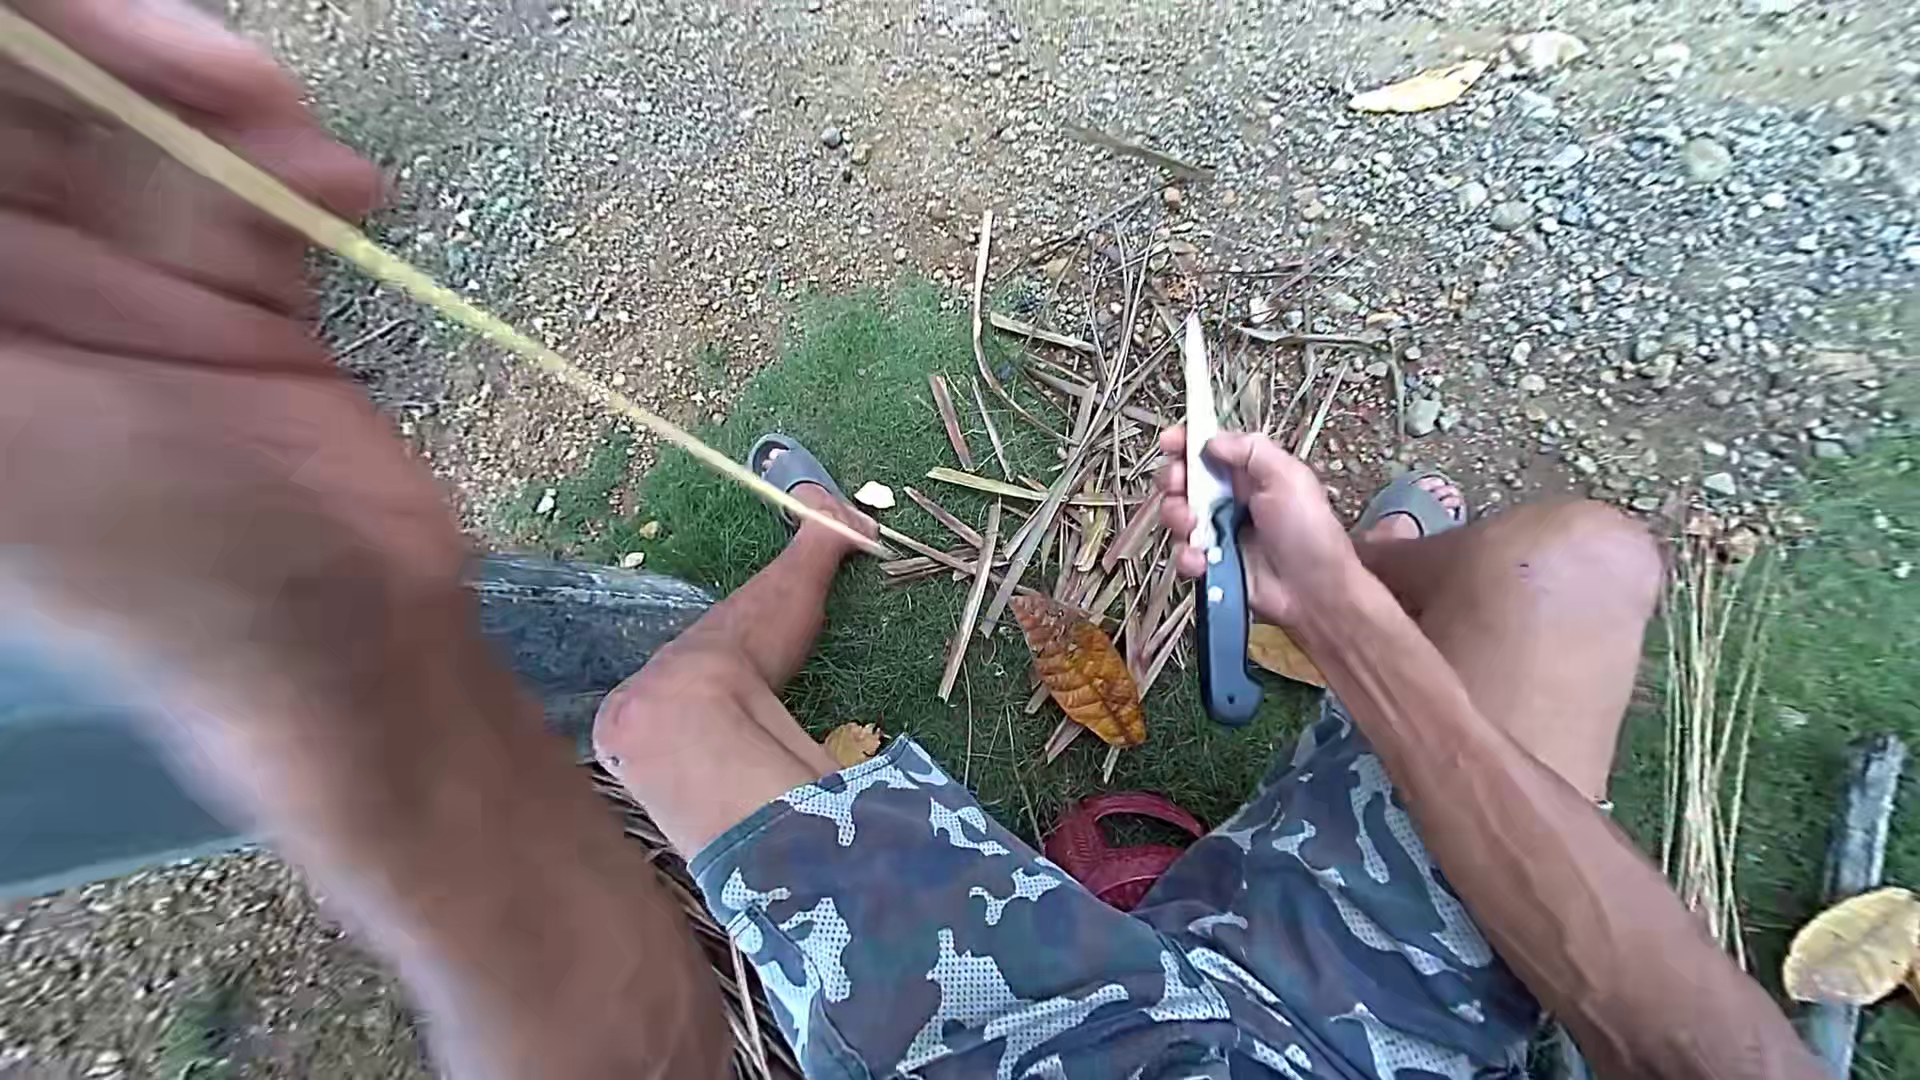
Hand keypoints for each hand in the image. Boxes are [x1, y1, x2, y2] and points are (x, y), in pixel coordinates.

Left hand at [0, 1, 464, 747]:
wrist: (351, 623)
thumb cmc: (175, 550)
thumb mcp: (18, 418)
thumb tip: (12, 119)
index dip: (2, 51)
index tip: (79, 37)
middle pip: (16, 110)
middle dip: (106, 66)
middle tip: (228, 72)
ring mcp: (120, 296)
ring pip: (144, 152)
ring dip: (224, 126)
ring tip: (300, 129)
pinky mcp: (244, 318)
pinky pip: (259, 220)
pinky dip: (303, 191)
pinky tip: (351, 187)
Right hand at [1156, 426, 1361, 626]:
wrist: (1312, 591)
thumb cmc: (1310, 534)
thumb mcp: (1289, 478)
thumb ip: (1251, 451)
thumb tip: (1211, 441)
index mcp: (1246, 475)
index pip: (1207, 450)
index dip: (1184, 443)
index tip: (1170, 442)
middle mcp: (1226, 501)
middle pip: (1181, 480)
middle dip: (1173, 481)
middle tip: (1180, 486)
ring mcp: (1215, 531)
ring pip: (1174, 516)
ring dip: (1177, 518)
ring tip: (1194, 527)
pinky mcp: (1208, 561)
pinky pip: (1181, 553)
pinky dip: (1186, 556)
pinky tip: (1202, 560)